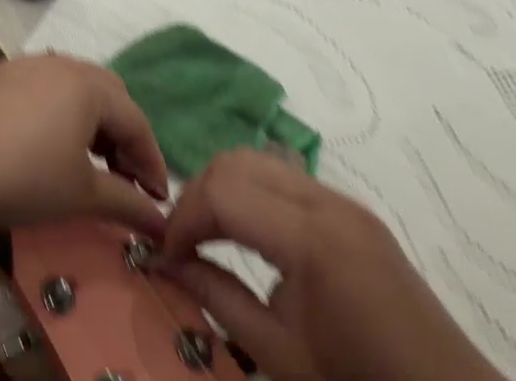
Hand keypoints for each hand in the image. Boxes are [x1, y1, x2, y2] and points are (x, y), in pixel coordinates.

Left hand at [0, 55, 169, 232]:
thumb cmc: (21, 176)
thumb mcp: (82, 195)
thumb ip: (128, 204)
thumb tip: (161, 222)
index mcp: (87, 85)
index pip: (136, 121)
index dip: (152, 162)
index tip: (156, 199)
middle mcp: (57, 64)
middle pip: (107, 95)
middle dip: (123, 136)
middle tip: (124, 178)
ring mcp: (22, 66)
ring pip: (72, 89)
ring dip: (90, 124)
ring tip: (88, 165)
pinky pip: (42, 90)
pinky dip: (58, 115)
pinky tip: (47, 148)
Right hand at [160, 151, 505, 380]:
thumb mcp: (279, 353)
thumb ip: (216, 297)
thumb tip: (162, 263)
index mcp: (315, 240)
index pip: (221, 194)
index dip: (181, 220)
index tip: (166, 257)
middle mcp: (330, 205)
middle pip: (234, 162)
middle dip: (196, 197)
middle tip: (182, 244)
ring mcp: (346, 205)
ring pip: (256, 161)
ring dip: (222, 190)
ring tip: (207, 236)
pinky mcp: (353, 214)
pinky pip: (285, 178)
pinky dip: (250, 193)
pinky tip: (245, 234)